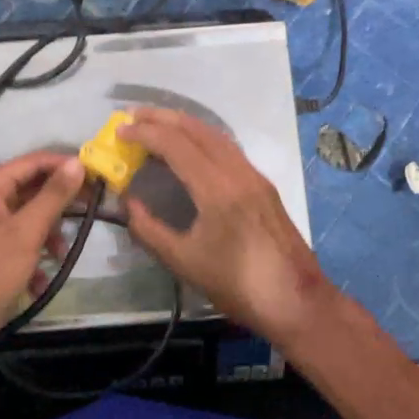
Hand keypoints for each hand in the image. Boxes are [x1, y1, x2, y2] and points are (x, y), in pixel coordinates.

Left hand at [0, 151, 85, 365]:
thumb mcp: (25, 234)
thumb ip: (52, 197)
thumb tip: (77, 163)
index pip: (33, 162)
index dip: (65, 165)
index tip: (97, 174)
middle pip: (31, 190)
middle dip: (59, 205)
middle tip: (93, 209)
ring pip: (27, 221)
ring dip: (48, 236)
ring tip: (62, 256)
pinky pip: (17, 247)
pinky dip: (32, 260)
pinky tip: (39, 283)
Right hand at [118, 108, 338, 344]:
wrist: (298, 302)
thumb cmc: (238, 286)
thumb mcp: (184, 262)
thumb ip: (150, 229)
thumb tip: (127, 202)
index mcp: (216, 187)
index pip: (175, 143)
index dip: (145, 132)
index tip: (120, 129)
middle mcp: (237, 171)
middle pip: (197, 129)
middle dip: (163, 118)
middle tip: (133, 115)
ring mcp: (254, 176)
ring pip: (216, 135)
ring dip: (185, 125)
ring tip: (158, 125)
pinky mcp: (263, 186)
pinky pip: (228, 148)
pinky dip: (203, 138)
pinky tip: (192, 149)